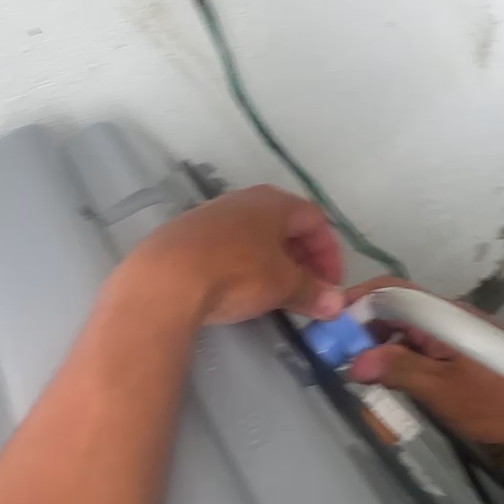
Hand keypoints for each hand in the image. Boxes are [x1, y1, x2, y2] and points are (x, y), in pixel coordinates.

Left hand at [124, 185, 345, 325]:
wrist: (166, 277)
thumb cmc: (236, 272)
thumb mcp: (282, 285)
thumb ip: (311, 292)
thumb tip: (336, 303)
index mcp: (274, 202)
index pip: (315, 220)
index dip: (330, 253)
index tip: (331, 285)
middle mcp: (244, 200)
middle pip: (284, 225)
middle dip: (302, 259)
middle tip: (308, 290)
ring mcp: (211, 215)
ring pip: (254, 236)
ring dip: (272, 263)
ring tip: (275, 293)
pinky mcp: (186, 235)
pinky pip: (227, 246)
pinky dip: (243, 265)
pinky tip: (237, 288)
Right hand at [343, 277, 503, 446]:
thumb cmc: (499, 402)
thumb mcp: (441, 391)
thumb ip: (398, 370)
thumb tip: (354, 361)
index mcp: (441, 316)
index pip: (388, 292)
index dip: (354, 302)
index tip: (327, 324)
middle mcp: (447, 315)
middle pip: (394, 307)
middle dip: (362, 326)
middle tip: (338, 354)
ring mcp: (456, 331)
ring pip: (406, 326)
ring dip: (380, 343)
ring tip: (360, 371)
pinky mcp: (463, 348)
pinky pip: (421, 341)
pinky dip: (399, 354)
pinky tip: (392, 379)